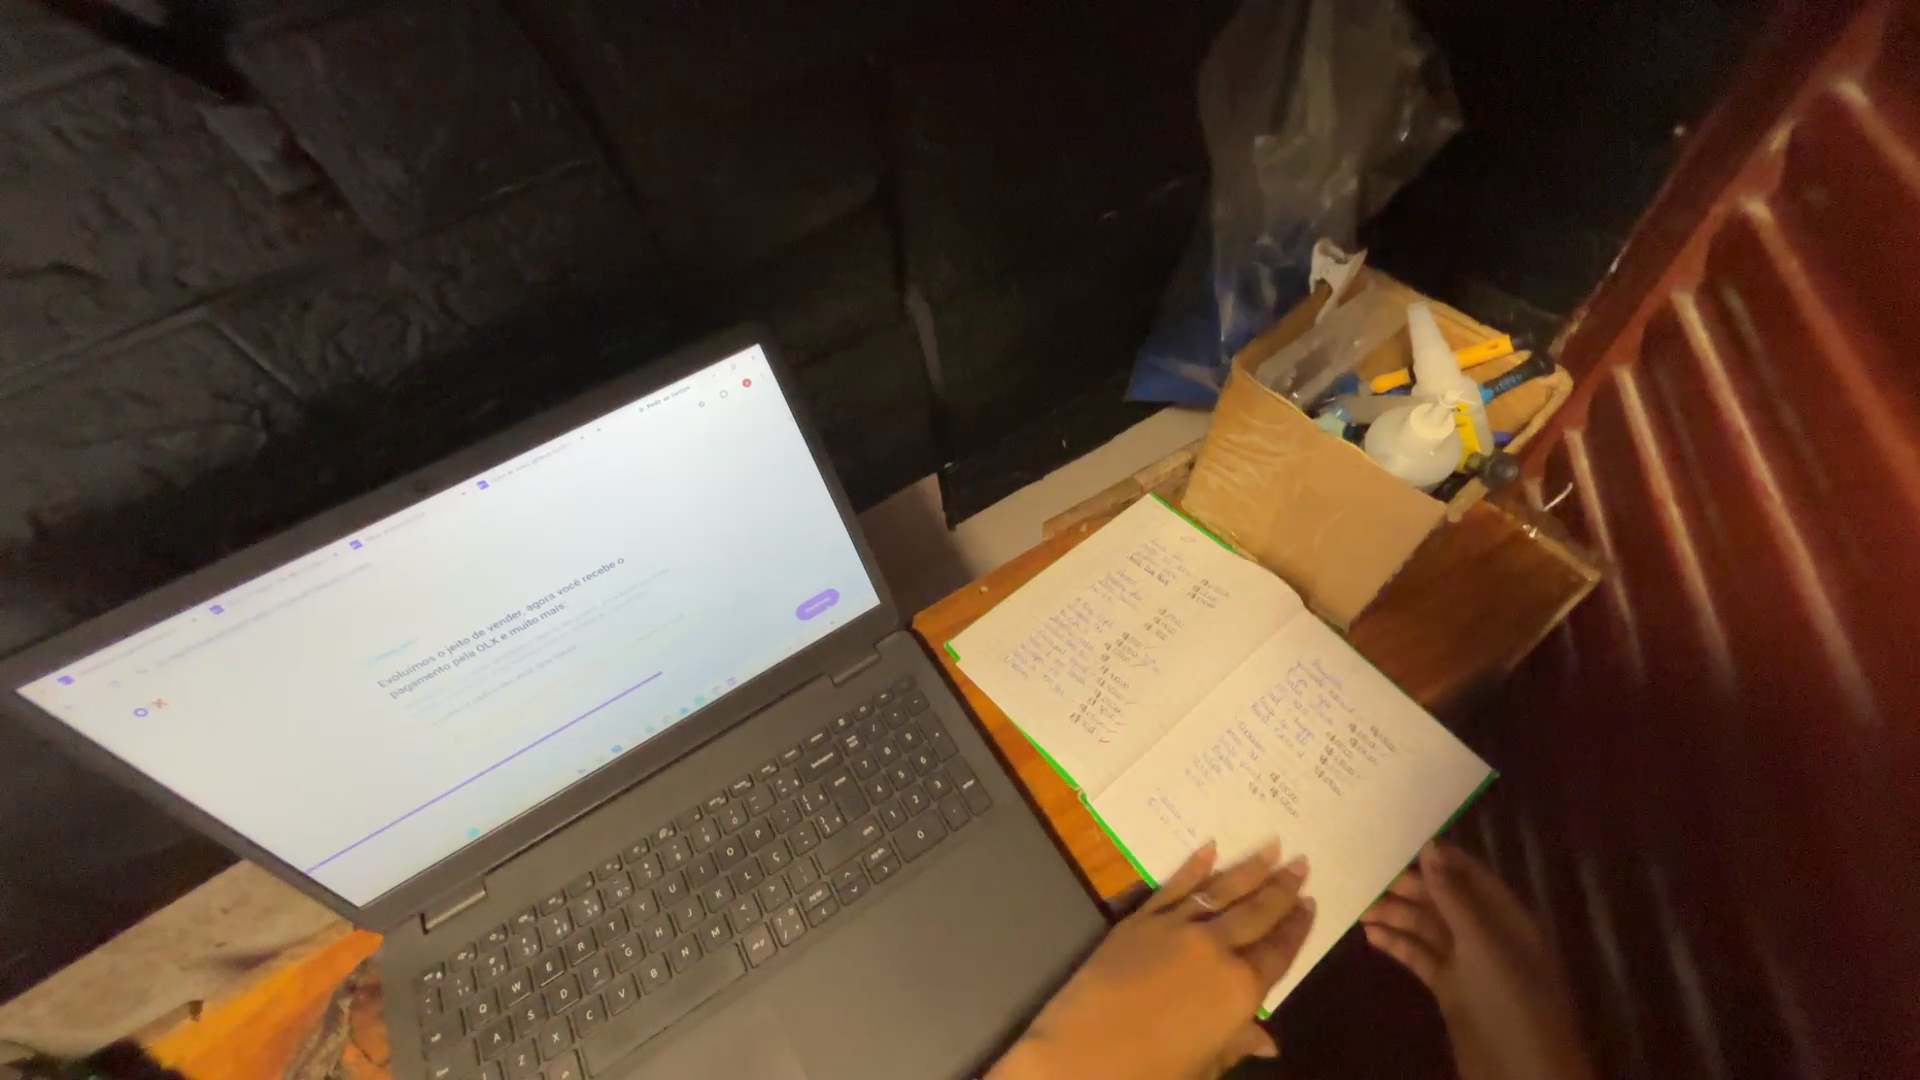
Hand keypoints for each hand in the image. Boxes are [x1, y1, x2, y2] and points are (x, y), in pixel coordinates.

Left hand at [989, 839, 1315, 1079]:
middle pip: (1256, 912)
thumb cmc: (1154, 1071)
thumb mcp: (1207, 1063)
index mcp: (1239, 988)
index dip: (1297, 928)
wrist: (1088, 1049)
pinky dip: (1194, 867)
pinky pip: (1174, 887)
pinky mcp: (1142, 917)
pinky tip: (1210, 848)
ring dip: (1248, 869)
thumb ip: (1237, 1041)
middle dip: (1281, 888)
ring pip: (1220, 891)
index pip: (1279, 952)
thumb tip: (1267, 1040)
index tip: (1312, 902)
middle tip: (1301, 862)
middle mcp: (1215, 948)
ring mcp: (1176, 927)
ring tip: (1270, 846)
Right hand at [1361, 841, 1594, 1079]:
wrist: (1524, 1077)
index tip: (1394, 840)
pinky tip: (1371, 936)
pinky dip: (1397, 944)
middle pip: (1442, 898)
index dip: (1436, 856)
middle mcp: (1486, 935)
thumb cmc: (1511, 1002)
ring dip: (1395, 915)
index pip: (1469, 874)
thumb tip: (1428, 845)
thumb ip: (1453, 896)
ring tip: (1361, 908)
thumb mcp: (1482, 944)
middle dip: (1407, 887)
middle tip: (1367, 876)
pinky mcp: (1449, 987)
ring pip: (1425, 926)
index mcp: (1505, 919)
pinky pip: (1419, 955)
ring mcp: (1467, 963)